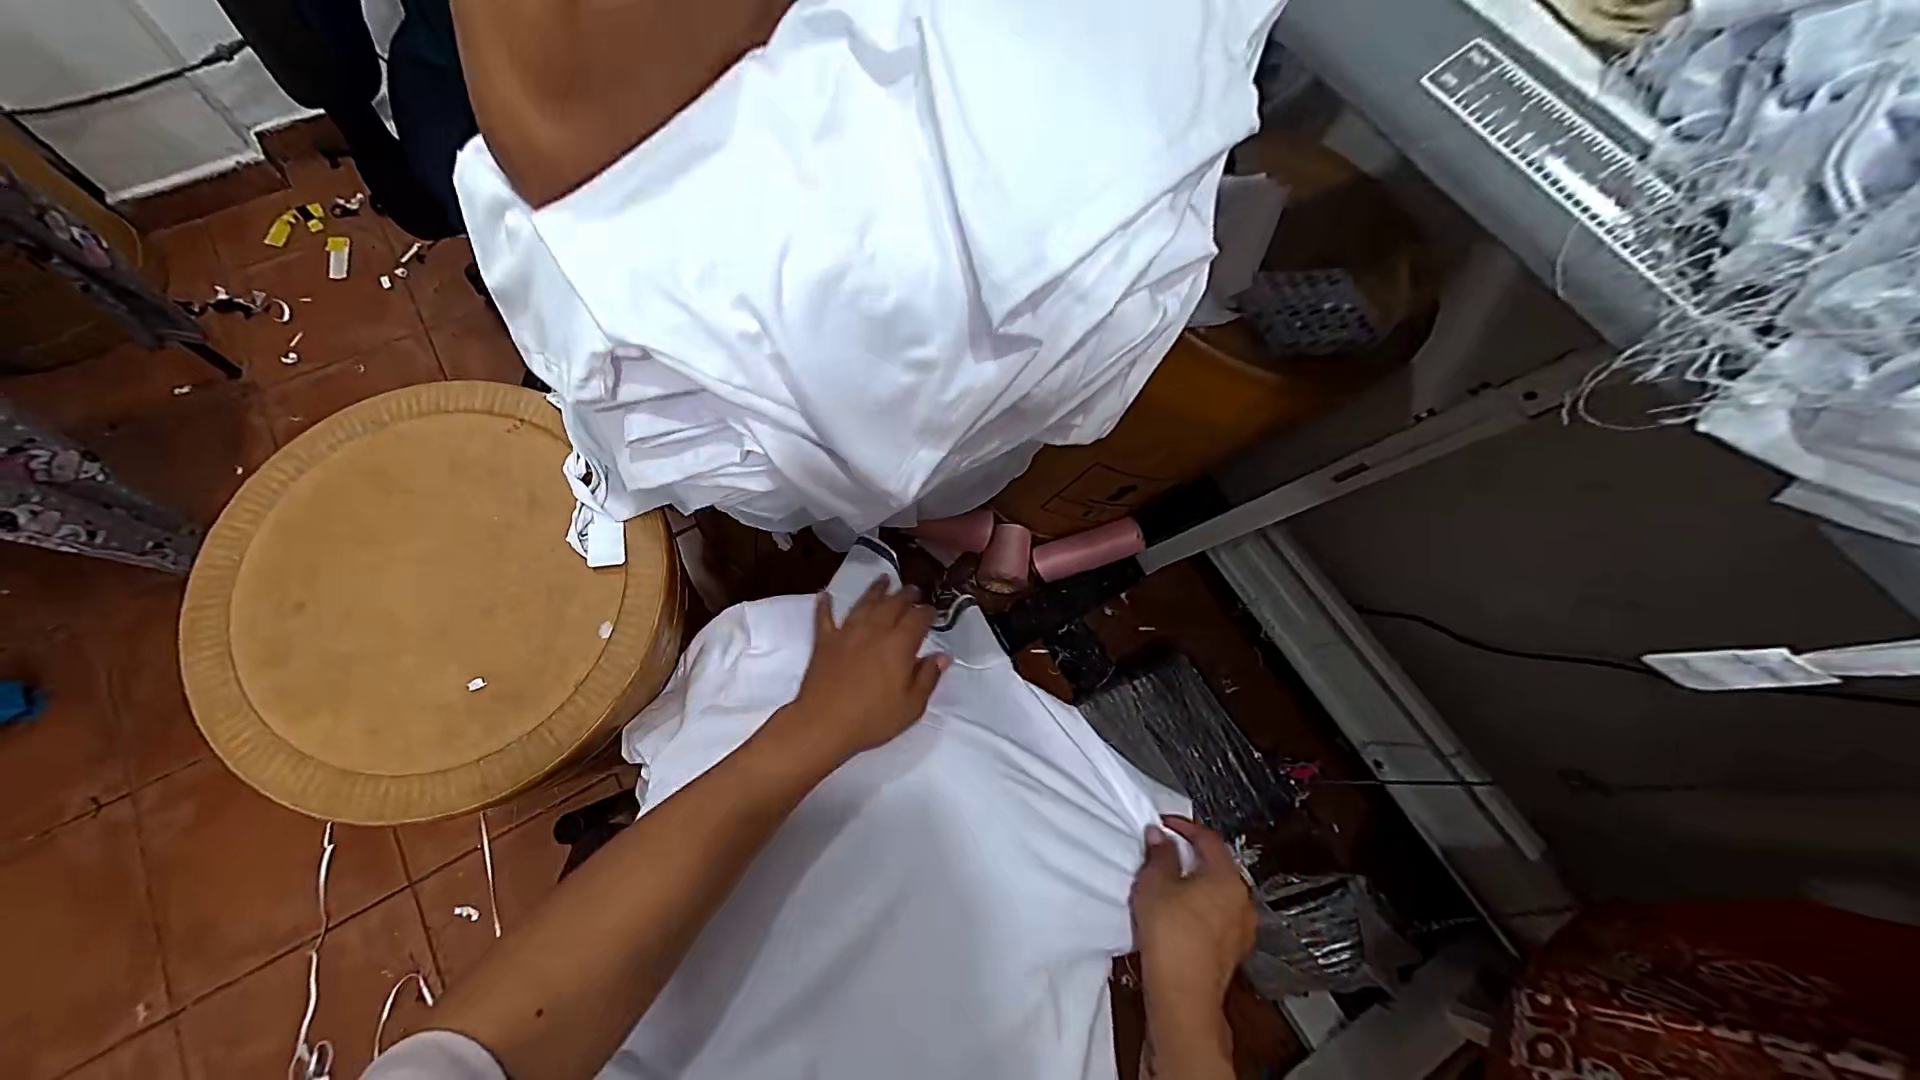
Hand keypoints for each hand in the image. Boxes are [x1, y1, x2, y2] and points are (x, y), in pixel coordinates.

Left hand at [774, 579, 949, 767]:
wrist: (823, 725)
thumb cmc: (872, 719)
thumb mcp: (912, 705)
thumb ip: (928, 677)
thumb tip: (942, 656)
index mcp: (899, 644)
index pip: (918, 618)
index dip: (928, 612)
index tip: (933, 611)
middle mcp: (874, 630)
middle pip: (893, 604)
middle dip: (906, 594)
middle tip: (913, 589)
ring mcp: (847, 633)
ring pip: (864, 603)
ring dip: (875, 590)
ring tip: (883, 579)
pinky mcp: (824, 642)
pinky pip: (824, 617)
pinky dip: (825, 605)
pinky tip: (825, 595)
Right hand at [1130, 816, 1255, 1009]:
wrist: (1182, 993)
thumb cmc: (1172, 937)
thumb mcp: (1154, 882)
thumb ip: (1159, 854)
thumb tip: (1160, 838)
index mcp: (1227, 878)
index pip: (1208, 838)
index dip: (1184, 826)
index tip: (1166, 824)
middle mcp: (1241, 901)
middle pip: (1216, 865)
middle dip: (1190, 855)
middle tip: (1164, 850)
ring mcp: (1240, 929)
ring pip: (1217, 893)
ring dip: (1195, 883)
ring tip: (1167, 883)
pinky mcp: (1231, 952)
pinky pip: (1216, 917)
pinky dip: (1199, 908)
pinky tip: (1176, 914)